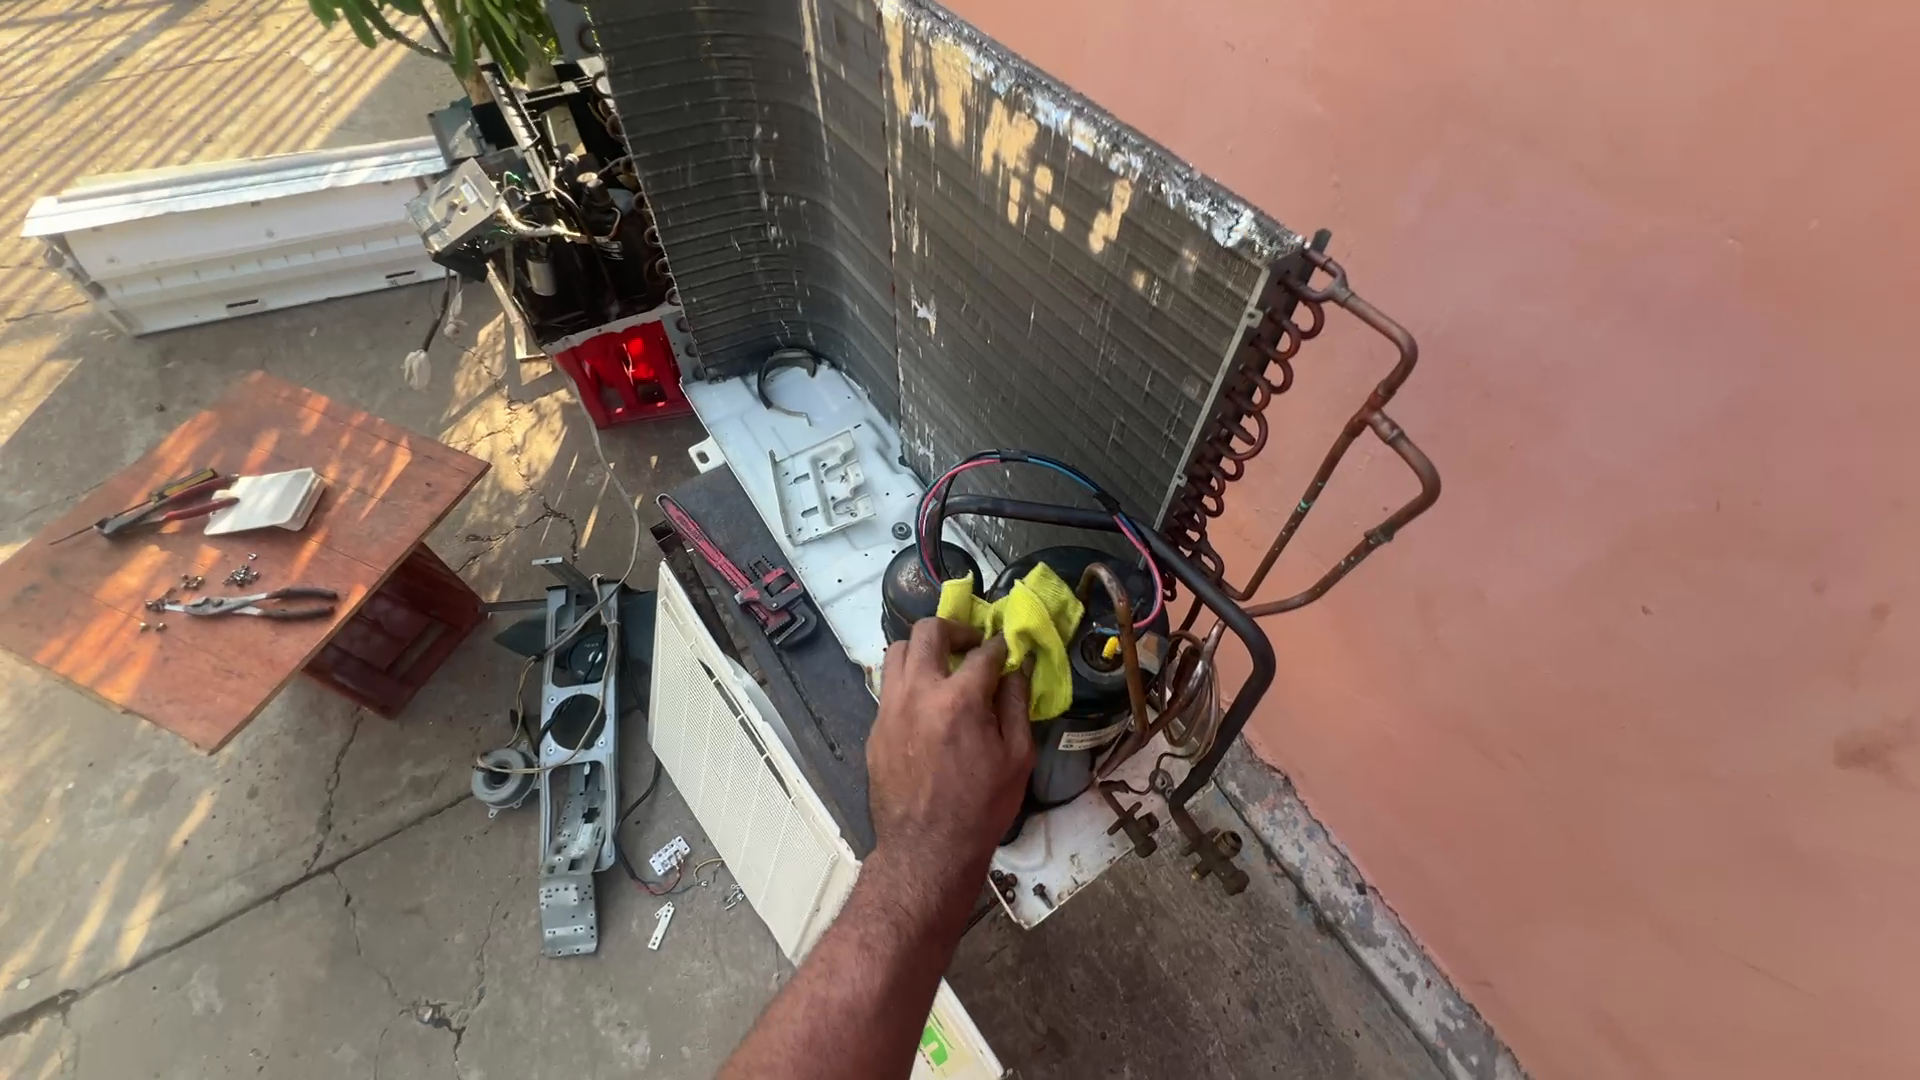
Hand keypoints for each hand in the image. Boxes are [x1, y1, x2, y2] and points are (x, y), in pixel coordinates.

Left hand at [867, 618, 1033, 890]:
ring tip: (943, 667)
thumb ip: (1017, 703)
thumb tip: (1018, 667)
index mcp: (959, 699)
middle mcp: (918, 693)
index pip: (982, 652)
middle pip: (928, 631)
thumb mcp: (1017, 757)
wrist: (927, 850)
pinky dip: (909, 681)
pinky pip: (889, 686)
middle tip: (970, 645)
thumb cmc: (981, 806)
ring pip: (897, 651)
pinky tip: (927, 704)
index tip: (1006, 648)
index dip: (999, 645)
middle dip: (954, 629)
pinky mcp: (875, 728)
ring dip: (923, 649)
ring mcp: (890, 709)